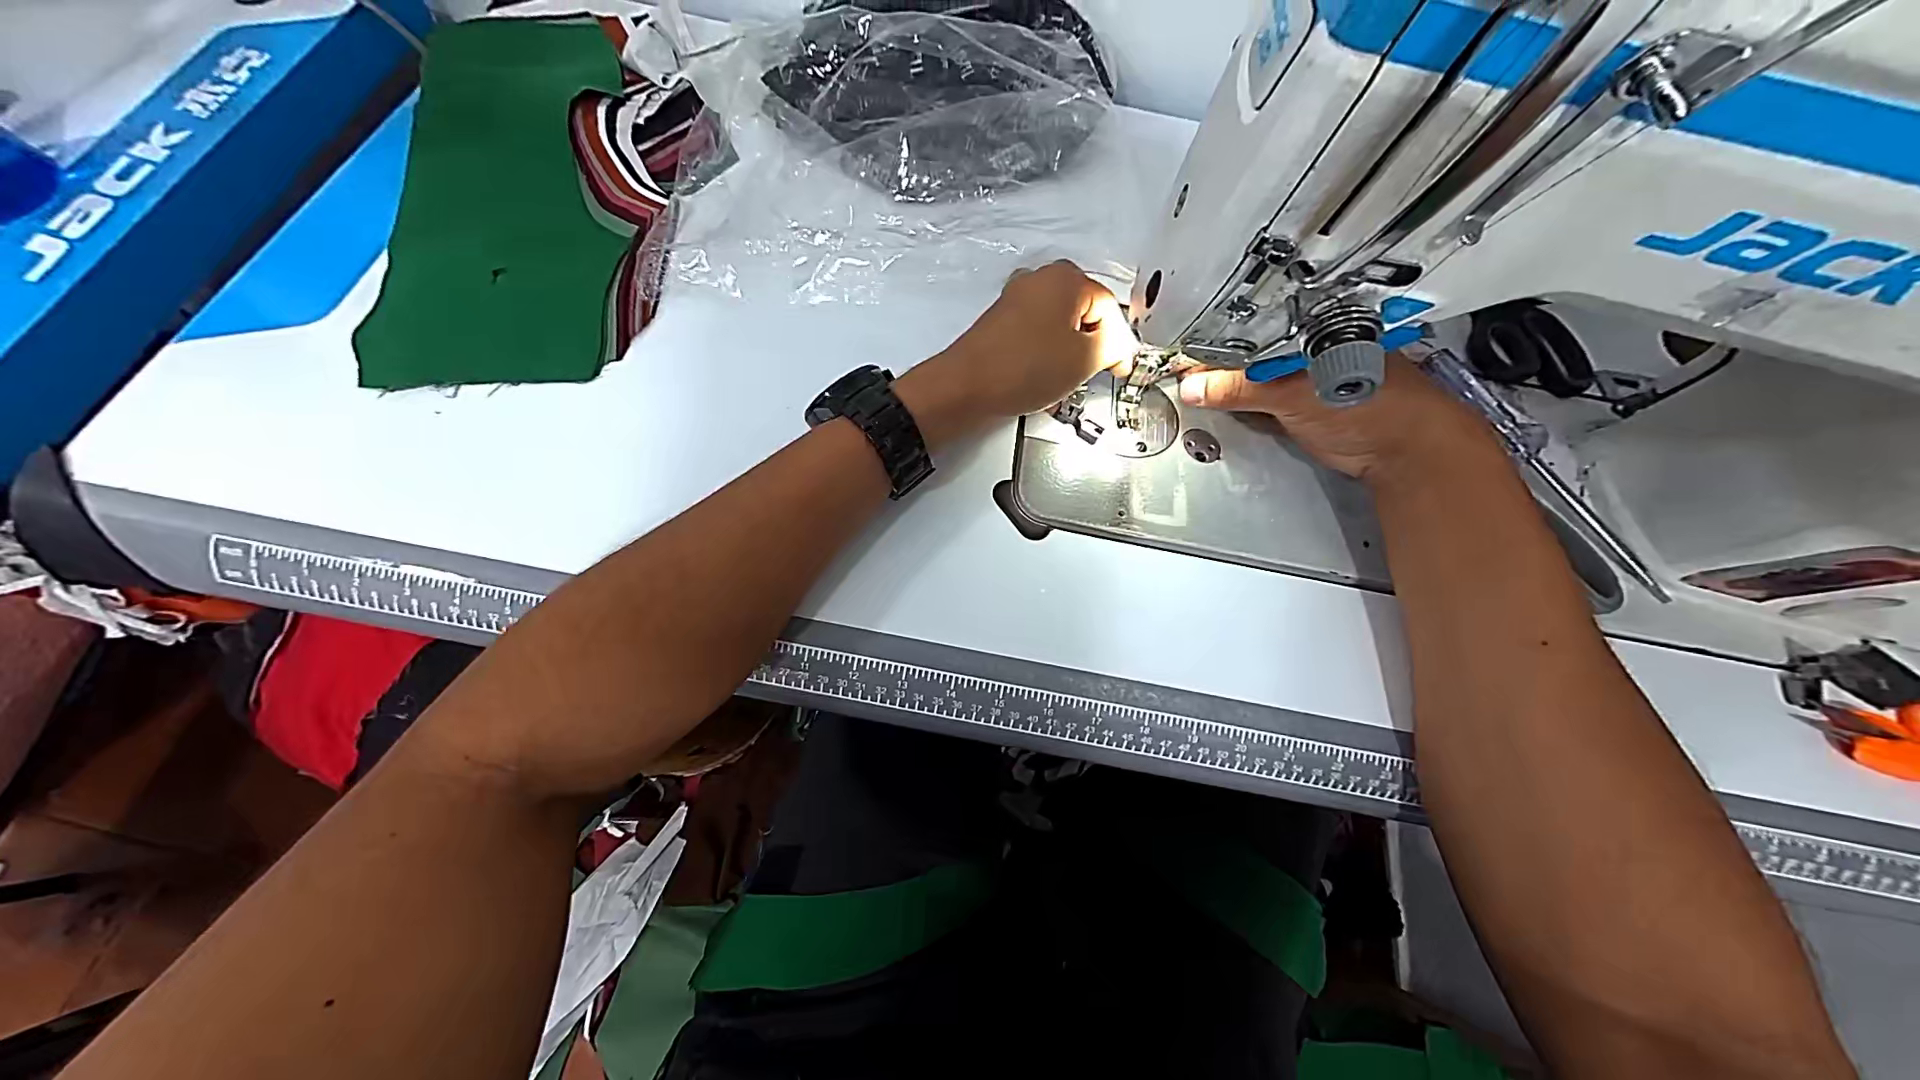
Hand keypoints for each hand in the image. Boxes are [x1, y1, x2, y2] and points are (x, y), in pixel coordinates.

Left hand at [895, 261, 1138, 447]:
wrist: (966, 387)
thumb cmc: (1017, 368)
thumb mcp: (1085, 360)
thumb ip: (1112, 347)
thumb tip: (1116, 346)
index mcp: (1065, 279)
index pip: (1110, 308)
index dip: (1119, 342)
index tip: (1120, 364)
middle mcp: (1039, 280)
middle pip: (1084, 315)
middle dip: (1091, 346)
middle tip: (1091, 371)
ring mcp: (1017, 300)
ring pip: (1059, 327)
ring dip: (1067, 354)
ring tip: (1060, 380)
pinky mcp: (1002, 323)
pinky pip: (1036, 337)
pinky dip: (1044, 356)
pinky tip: (1040, 380)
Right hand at [1176, 354, 1494, 485]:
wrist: (1404, 454)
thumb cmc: (1375, 408)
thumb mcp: (1295, 394)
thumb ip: (1241, 389)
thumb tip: (1197, 387)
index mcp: (1319, 325)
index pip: (1257, 324)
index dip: (1221, 337)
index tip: (1189, 351)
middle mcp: (1314, 345)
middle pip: (1254, 349)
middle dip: (1219, 359)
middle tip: (1185, 369)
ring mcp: (1310, 375)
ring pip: (1259, 372)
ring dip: (1230, 381)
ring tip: (1198, 383)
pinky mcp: (1307, 403)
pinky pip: (1265, 396)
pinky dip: (1244, 400)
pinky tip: (1225, 399)